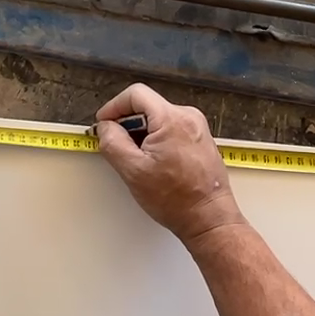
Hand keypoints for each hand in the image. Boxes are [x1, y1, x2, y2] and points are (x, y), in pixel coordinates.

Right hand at [94, 83, 246, 242]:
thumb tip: (105, 127)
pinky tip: (153, 162)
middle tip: (118, 145)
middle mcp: (189, 117)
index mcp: (172, 119)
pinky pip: (170, 127)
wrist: (210, 220)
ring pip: (158, 117)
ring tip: (137, 159)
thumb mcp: (132, 170)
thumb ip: (112, 141)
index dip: (114, 107)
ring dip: (141, 132)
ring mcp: (197, 127)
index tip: (104, 123)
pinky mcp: (200, 139)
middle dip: (127, 122)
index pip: (135, 94)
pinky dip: (156, 138)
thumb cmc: (177, 199)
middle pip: (147, 105)